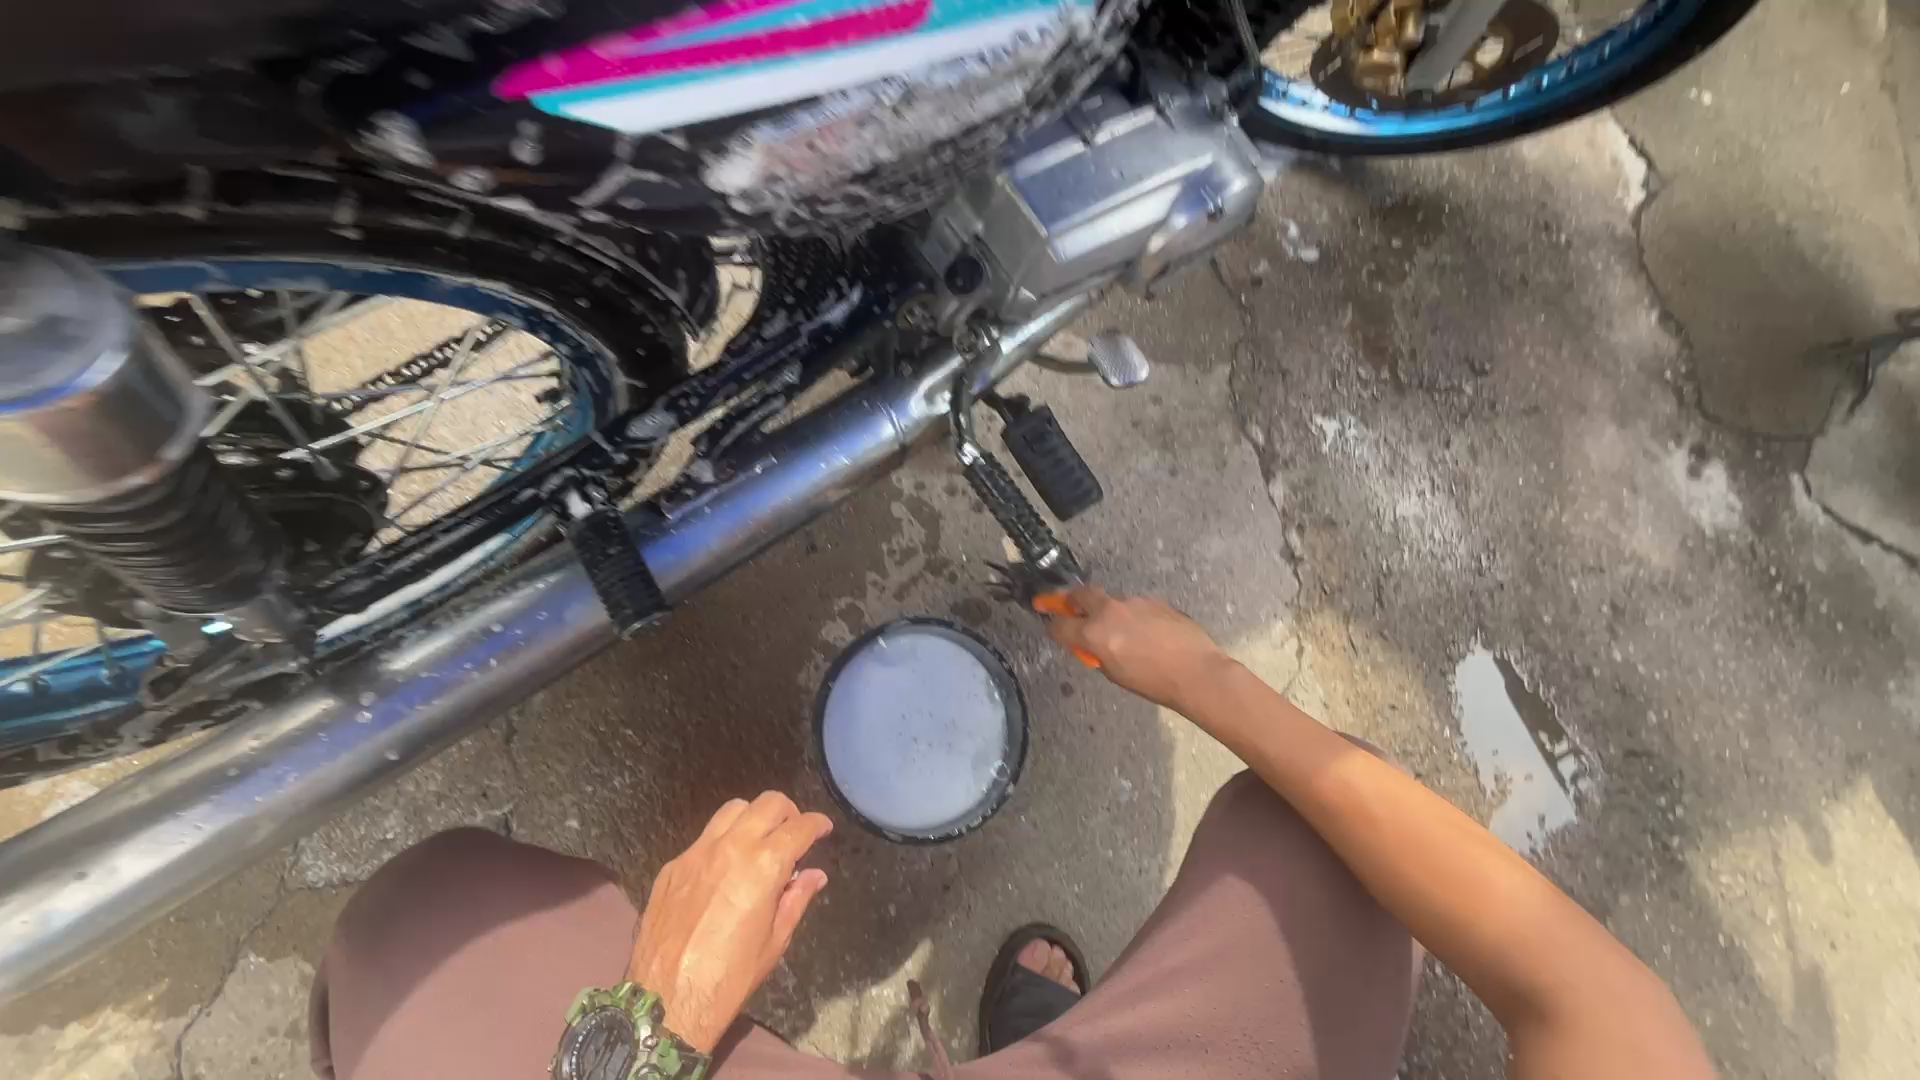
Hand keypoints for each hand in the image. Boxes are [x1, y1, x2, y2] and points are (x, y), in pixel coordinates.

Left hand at [626, 792, 831, 1051]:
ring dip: (753, 817)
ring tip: (759, 841)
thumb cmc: (730, 978)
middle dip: (789, 811)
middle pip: (768, 803)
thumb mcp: (775, 942)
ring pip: (733, 809)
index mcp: (764, 866)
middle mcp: (731, 847)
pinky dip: (723, 841)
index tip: (823, 828)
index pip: (799, 827)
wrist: (664, 1003)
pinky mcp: (672, 866)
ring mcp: (697, 853)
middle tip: (793, 832)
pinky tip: (724, 868)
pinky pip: (704, 837)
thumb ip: (797, 899)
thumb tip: (814, 875)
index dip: (817, 823)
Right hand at [1042, 585, 1235, 709]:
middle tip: (1069, 606)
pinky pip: (1136, 606)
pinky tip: (1148, 633)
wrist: (1196, 671)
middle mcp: (1109, 611)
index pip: (1060, 625)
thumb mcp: (1115, 674)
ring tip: (1125, 633)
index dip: (1053, 626)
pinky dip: (1134, 616)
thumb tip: (1093, 645)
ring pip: (1112, 601)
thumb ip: (1097, 653)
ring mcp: (1133, 602)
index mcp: (1094, 633)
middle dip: (1070, 599)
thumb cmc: (1153, 682)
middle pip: (1080, 594)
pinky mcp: (1154, 600)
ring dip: (1110, 612)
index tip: (1051, 626)